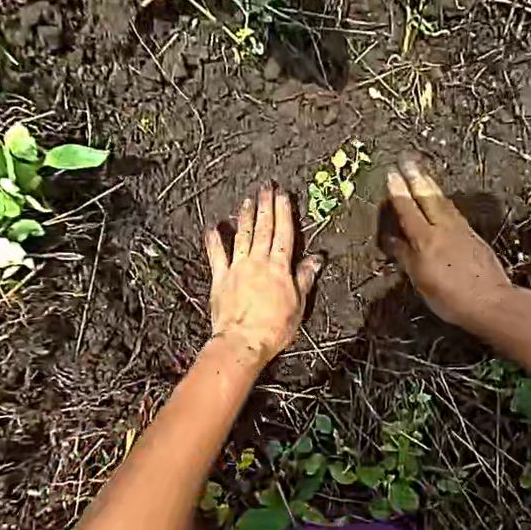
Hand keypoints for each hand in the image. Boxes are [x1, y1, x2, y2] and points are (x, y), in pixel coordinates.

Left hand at [204, 182, 323, 362]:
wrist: (242, 341)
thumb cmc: (274, 327)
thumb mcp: (298, 304)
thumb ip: (304, 278)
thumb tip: (317, 258)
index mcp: (280, 267)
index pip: (284, 233)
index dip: (283, 212)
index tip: (283, 195)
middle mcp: (258, 262)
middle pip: (263, 229)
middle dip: (265, 206)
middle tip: (265, 187)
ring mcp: (237, 268)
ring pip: (242, 236)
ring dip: (245, 217)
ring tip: (247, 200)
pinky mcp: (220, 278)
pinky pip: (216, 255)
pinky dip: (214, 240)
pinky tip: (213, 227)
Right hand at [382, 154, 519, 330]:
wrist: (491, 302)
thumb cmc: (451, 297)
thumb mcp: (421, 280)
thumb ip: (406, 257)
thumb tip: (393, 240)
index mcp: (425, 240)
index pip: (408, 210)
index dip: (398, 192)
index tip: (391, 174)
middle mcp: (443, 229)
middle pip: (427, 197)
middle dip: (416, 178)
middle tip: (407, 160)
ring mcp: (461, 230)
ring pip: (443, 202)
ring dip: (431, 186)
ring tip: (423, 174)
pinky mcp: (473, 236)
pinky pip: (454, 211)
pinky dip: (444, 201)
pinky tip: (443, 201)